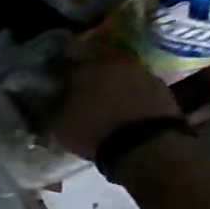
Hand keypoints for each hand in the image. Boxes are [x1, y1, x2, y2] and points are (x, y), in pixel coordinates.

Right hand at [49, 55, 182, 159]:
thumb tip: (46, 102)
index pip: (67, 69)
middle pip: (98, 71)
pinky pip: (139, 91)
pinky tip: (126, 115)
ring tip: (107, 109)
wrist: (145, 145)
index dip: (62, 82)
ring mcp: (142, 74)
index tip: (58, 94)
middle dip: (90, 84)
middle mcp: (114, 63)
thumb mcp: (58, 125)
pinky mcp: (163, 89)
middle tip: (83, 101)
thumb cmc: (93, 131)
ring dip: (114, 90)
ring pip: (120, 79)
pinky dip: (132, 99)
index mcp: (85, 68)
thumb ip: (50, 109)